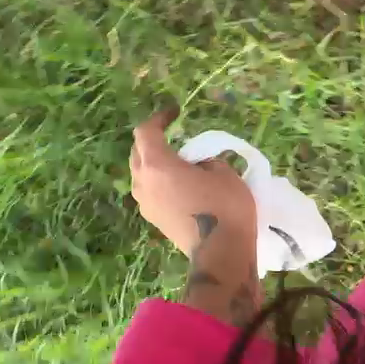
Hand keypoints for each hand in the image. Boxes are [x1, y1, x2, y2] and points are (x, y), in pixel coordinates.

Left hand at [129, 106, 256, 257]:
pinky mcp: (153, 219)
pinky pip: (152, 191)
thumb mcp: (225, 174)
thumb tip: (198, 165)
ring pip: (143, 174)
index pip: (146, 132)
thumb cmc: (225, 206)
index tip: (175, 112)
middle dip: (154, 142)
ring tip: (180, 164)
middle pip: (139, 153)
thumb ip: (207, 161)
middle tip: (176, 138)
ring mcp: (145, 203)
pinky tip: (182, 186)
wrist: (220, 251)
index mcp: (157, 165)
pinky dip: (162, 183)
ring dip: (157, 165)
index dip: (160, 118)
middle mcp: (142, 182)